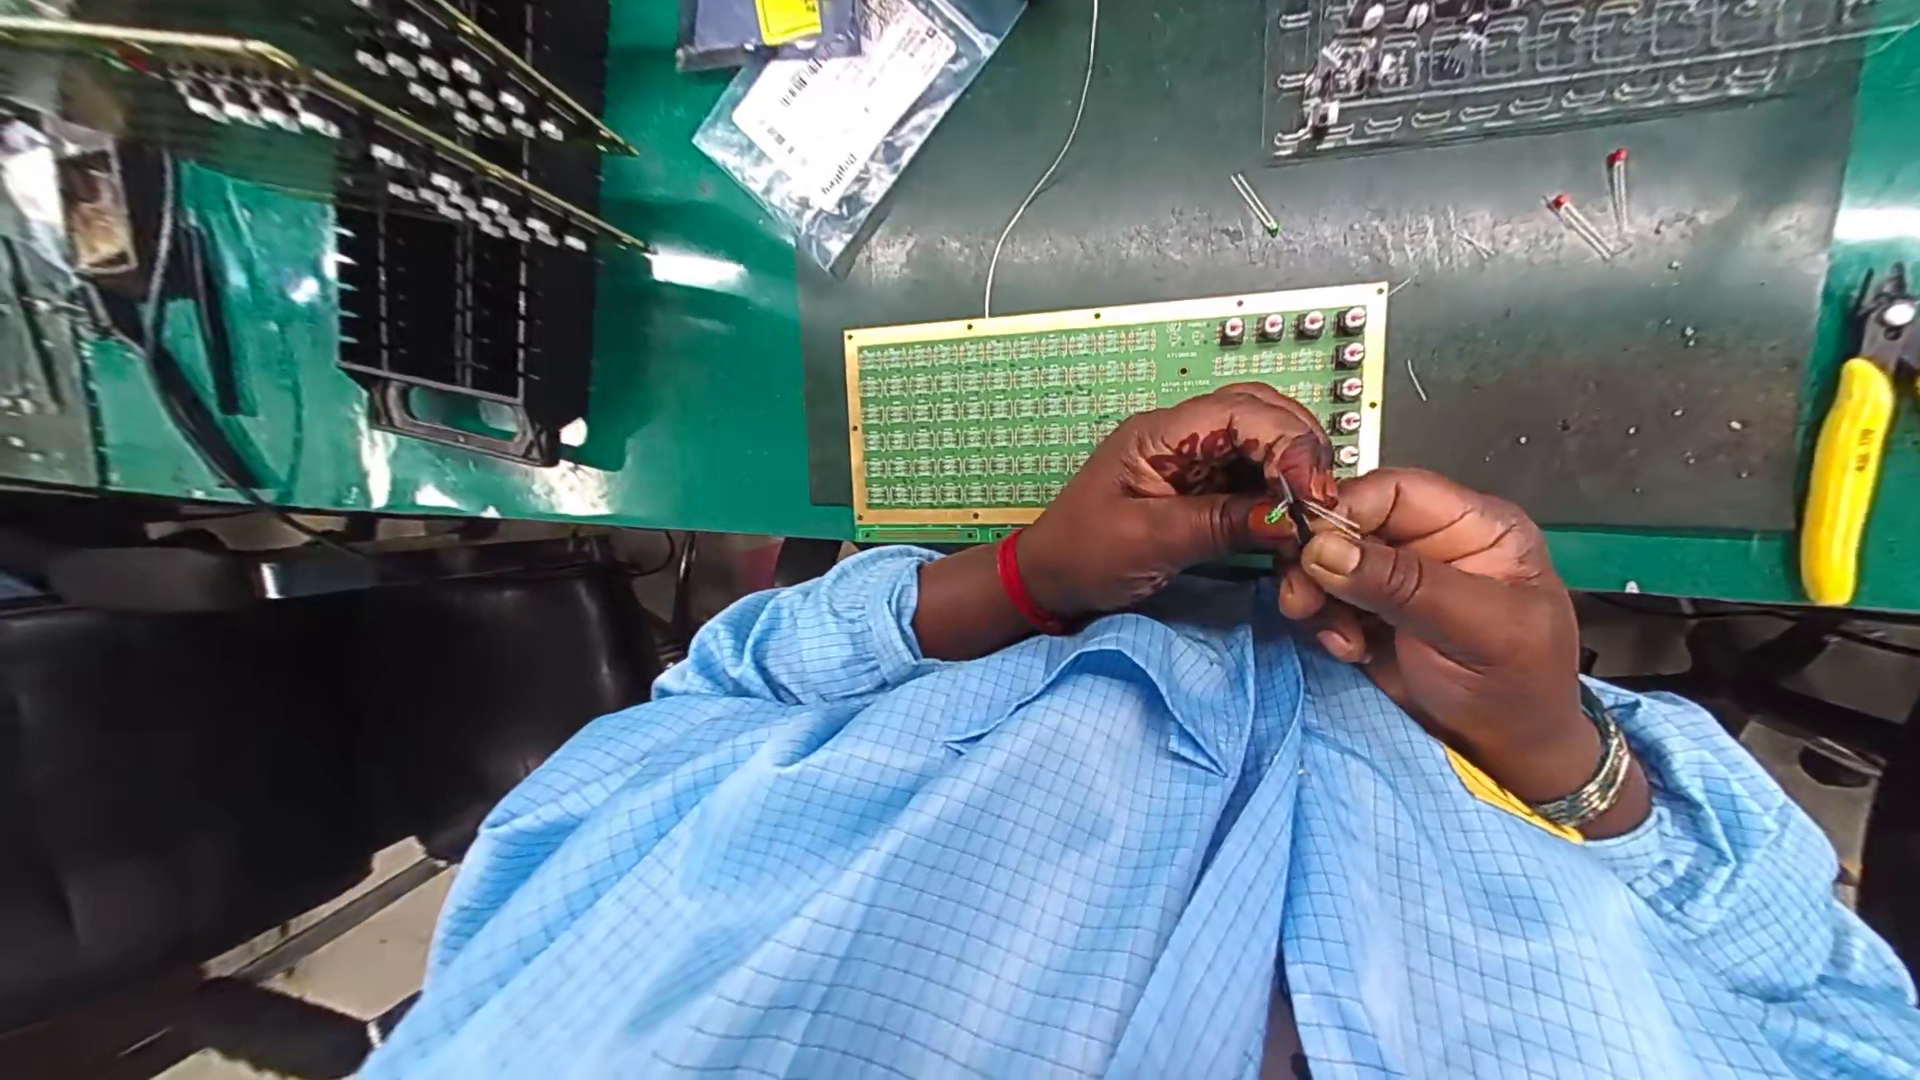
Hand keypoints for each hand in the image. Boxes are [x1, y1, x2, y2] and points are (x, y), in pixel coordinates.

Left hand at [914, 384, 1329, 660]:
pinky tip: (1287, 524)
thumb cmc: (1081, 555)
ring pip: (1261, 448)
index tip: (1312, 494)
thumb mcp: (1147, 540)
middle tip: (1320, 501)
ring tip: (1309, 517)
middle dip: (1299, 452)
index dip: (1287, 444)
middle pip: (1260, 416)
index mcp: (1158, 434)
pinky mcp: (1197, 491)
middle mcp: (1179, 438)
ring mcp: (1189, 462)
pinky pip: (1250, 482)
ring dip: (1292, 476)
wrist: (1050, 580)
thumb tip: (1290, 517)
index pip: (1240, 411)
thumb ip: (1219, 523)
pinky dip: (1276, 499)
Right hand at [1278, 468, 1648, 835]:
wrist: (1497, 752)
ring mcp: (1387, 575)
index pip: (1392, 490)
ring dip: (1315, 596)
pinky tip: (1347, 648)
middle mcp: (1422, 541)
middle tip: (1301, 599)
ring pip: (1321, 558)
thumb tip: (1319, 546)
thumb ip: (1400, 583)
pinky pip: (1318, 594)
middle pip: (1344, 522)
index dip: (1344, 509)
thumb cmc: (1512, 687)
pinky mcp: (1358, 605)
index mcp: (1471, 526)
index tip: (1306, 545)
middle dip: (1316, 560)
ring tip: (1336, 636)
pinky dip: (1320, 621)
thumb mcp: (1473, 630)